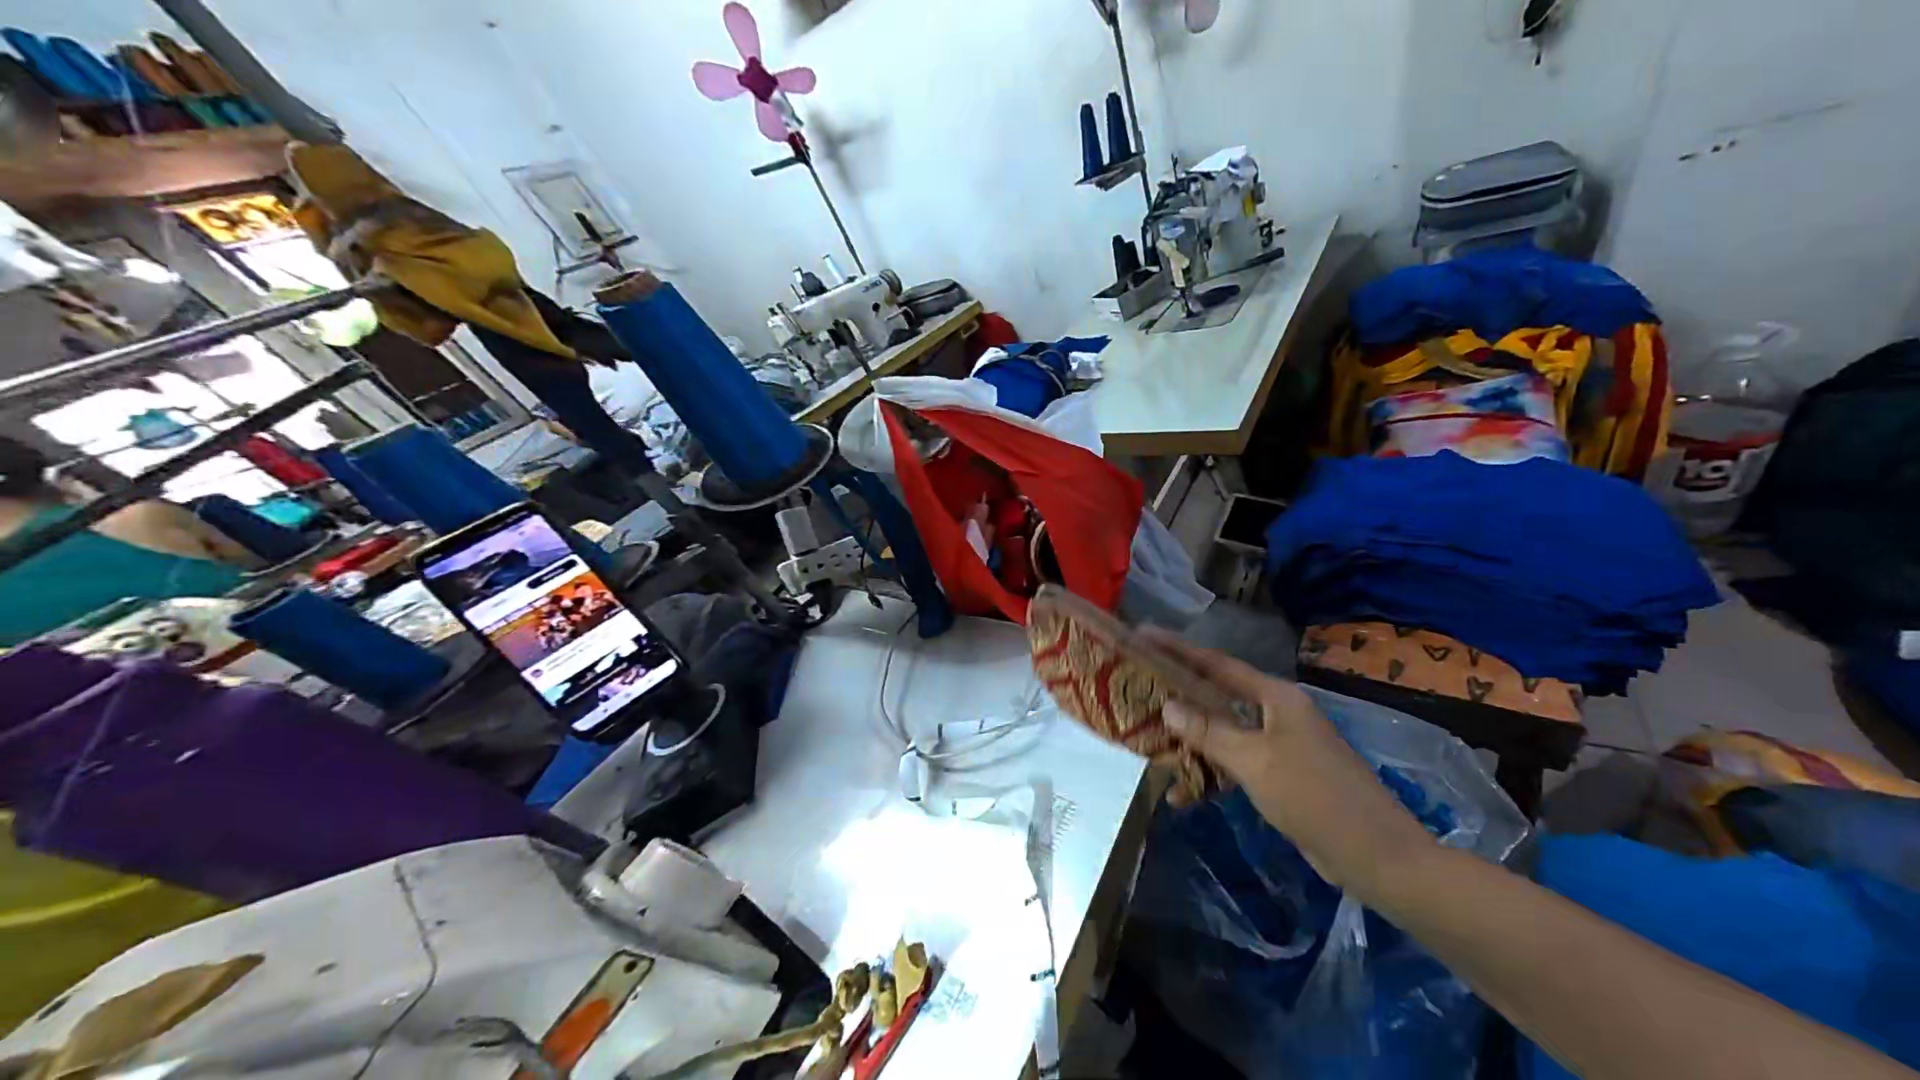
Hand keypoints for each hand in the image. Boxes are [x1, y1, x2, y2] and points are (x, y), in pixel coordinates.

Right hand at [1146, 630, 1435, 891]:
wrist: (1376, 855)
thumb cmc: (1314, 796)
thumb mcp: (1255, 761)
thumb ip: (1209, 731)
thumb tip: (1168, 706)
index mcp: (1276, 697)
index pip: (1217, 664)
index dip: (1178, 649)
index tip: (1143, 635)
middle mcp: (1277, 713)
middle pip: (1217, 695)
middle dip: (1177, 694)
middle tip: (1136, 687)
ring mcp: (1280, 745)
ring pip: (1222, 731)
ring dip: (1189, 739)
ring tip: (1148, 739)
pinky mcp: (1280, 775)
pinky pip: (1234, 762)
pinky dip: (1209, 772)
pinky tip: (1183, 792)